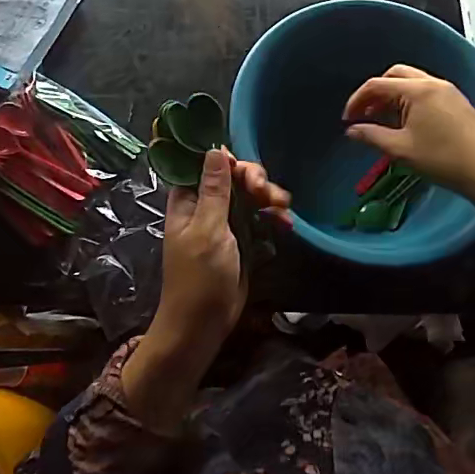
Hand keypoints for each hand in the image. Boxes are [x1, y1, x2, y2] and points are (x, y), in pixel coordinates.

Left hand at [125, 149, 288, 431]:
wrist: (203, 324)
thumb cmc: (199, 277)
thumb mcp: (207, 230)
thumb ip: (214, 190)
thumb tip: (215, 148)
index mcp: (188, 201)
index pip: (208, 165)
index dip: (230, 162)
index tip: (247, 174)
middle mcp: (205, 207)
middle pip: (233, 178)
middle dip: (255, 181)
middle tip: (268, 195)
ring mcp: (224, 224)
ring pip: (250, 197)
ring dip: (268, 198)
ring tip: (282, 210)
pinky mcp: (241, 241)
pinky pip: (259, 220)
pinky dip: (272, 218)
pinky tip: (286, 224)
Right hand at [343, 64, 474, 233]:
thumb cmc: (442, 160)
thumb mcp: (400, 150)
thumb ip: (371, 136)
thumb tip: (352, 131)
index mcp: (418, 90)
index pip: (377, 84)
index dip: (357, 100)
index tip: (348, 119)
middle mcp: (434, 83)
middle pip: (395, 75)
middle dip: (375, 92)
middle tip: (365, 114)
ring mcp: (448, 91)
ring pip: (412, 82)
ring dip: (392, 96)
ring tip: (383, 121)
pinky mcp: (458, 102)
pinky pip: (426, 91)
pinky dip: (409, 101)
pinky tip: (406, 124)